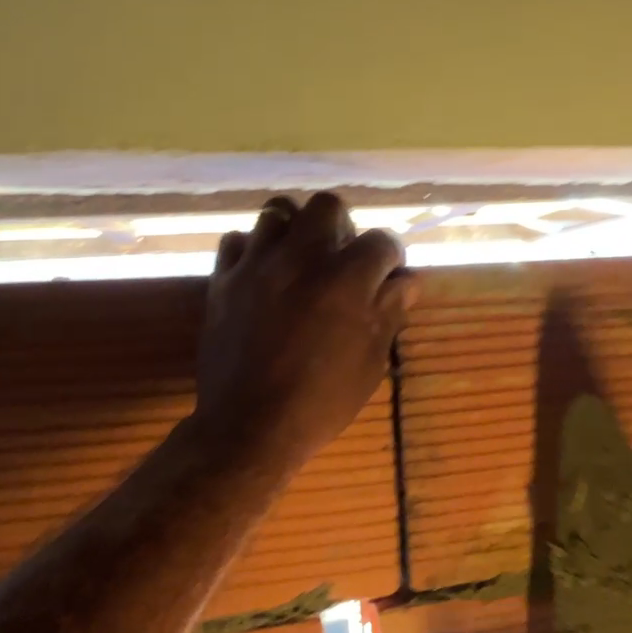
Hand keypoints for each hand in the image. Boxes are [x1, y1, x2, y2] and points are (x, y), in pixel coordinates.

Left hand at [195, 192, 416, 466]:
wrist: (251, 426)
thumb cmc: (321, 402)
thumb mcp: (370, 363)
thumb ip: (389, 311)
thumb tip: (407, 279)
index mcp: (347, 279)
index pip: (382, 241)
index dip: (390, 258)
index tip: (387, 276)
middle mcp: (302, 258)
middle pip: (328, 206)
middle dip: (342, 227)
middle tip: (341, 260)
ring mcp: (258, 265)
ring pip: (278, 212)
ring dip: (295, 231)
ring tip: (299, 262)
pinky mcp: (223, 279)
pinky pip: (238, 241)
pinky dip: (254, 250)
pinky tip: (263, 275)